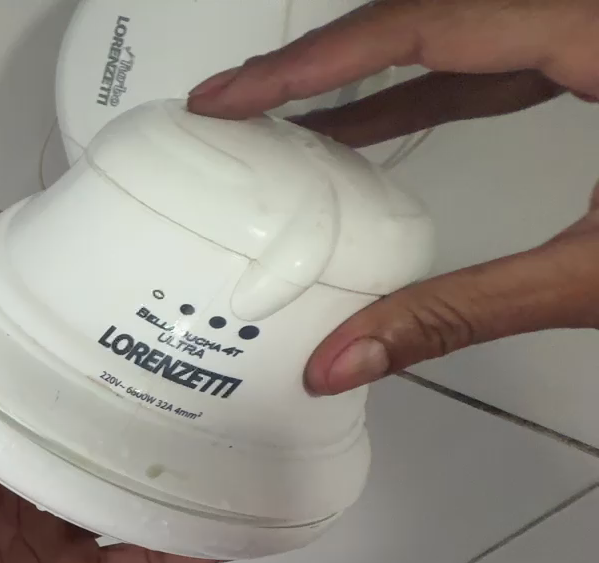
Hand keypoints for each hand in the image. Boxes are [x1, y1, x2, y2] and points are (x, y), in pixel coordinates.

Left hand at [0, 368, 212, 562]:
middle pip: (70, 448)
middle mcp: (16, 499)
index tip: (81, 332)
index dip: (37, 380)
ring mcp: (53, 537)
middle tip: (170, 363)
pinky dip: (178, 542)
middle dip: (109, 415)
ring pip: (111, 493)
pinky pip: (137, 553)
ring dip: (151, 469)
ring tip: (212, 425)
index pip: (8, 416)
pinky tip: (226, 521)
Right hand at [187, 0, 598, 395]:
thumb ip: (461, 312)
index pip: (433, 24)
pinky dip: (420, 92)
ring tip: (274, 120)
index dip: (313, 63)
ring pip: (465, 29)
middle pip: (436, 11)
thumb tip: (335, 364)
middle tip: (229, 104)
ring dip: (361, 76)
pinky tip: (362, 132)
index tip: (226, 97)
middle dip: (320, 60)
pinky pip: (500, 56)